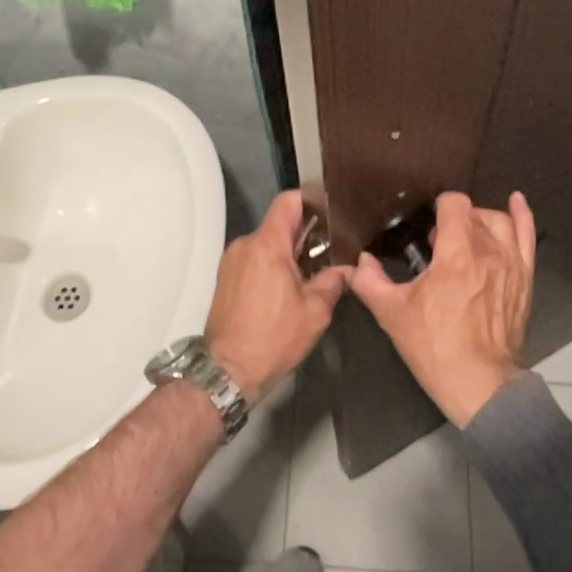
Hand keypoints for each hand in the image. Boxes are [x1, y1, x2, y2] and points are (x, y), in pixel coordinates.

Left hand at [206, 191, 352, 403]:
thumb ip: (333, 281)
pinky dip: (271, 267)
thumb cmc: (274, 338)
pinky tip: (285, 291)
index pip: (288, 201)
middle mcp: (245, 245)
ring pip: (266, 244)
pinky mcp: (225, 278)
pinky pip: (253, 260)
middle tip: (328, 253)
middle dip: (304, 236)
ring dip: (287, 255)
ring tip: (309, 277)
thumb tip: (346, 268)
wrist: (228, 370)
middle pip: (278, 225)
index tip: (330, 215)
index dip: (311, 201)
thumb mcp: (315, 312)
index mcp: (267, 245)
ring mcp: (231, 261)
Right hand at [351, 191, 535, 425]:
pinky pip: (528, 236)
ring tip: (465, 236)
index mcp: (456, 255)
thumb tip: (359, 261)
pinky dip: (522, 215)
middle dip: (453, 220)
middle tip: (438, 244)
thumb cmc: (434, 346)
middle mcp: (489, 251)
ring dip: (480, 220)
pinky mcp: (525, 278)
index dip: (437, 208)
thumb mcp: (392, 314)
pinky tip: (515, 201)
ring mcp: (512, 264)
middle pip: (474, 213)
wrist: (478, 384)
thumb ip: (370, 282)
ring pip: (500, 221)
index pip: (453, 204)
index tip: (426, 228)